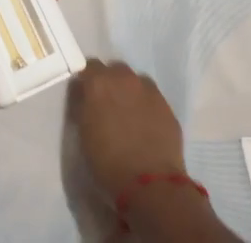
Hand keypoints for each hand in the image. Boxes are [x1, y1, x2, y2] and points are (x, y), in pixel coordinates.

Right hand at [68, 59, 186, 199]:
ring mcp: (149, 91)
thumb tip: (85, 96)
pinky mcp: (167, 106)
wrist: (149, 184)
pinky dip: (147, 105)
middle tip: (107, 104)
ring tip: (129, 114)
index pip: (89, 66)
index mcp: (99, 83)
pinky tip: (146, 125)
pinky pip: (153, 98)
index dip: (87, 80)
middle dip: (110, 82)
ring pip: (136, 81)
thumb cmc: (107, 161)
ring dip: (130, 91)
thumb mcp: (83, 132)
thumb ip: (83, 106)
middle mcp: (124, 79)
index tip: (85, 94)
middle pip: (115, 69)